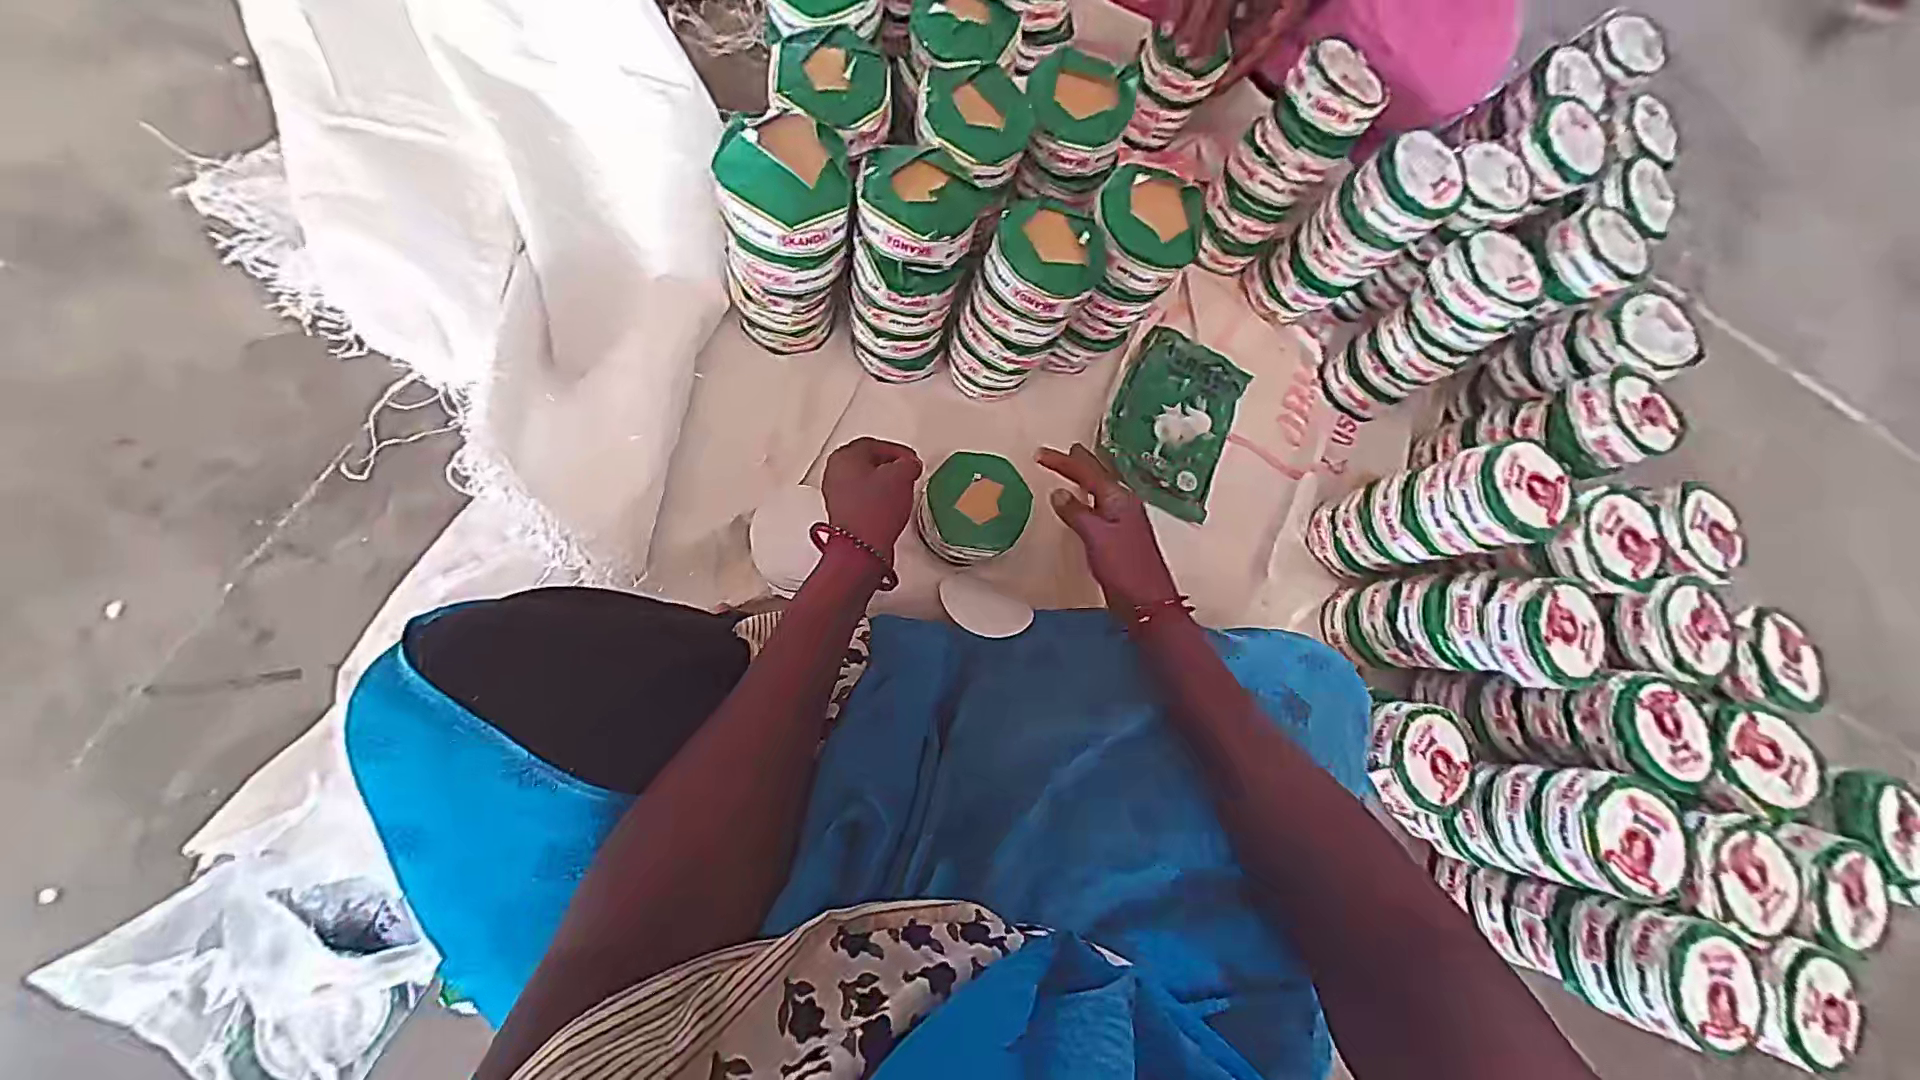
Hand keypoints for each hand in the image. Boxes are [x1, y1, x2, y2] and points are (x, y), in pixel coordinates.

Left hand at [822, 437, 922, 556]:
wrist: (863, 545)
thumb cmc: (874, 510)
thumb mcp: (902, 476)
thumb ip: (908, 463)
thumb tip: (910, 465)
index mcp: (844, 456)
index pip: (874, 444)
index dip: (897, 450)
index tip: (910, 459)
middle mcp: (835, 473)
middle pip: (866, 461)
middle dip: (888, 465)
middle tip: (905, 470)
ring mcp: (836, 495)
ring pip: (863, 480)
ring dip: (882, 482)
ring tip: (900, 489)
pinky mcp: (843, 514)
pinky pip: (862, 499)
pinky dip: (876, 498)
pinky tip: (889, 506)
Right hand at [1037, 443, 1179, 612]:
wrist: (1147, 601)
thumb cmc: (1124, 567)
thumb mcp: (1095, 536)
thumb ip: (1076, 512)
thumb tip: (1058, 492)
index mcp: (1119, 499)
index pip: (1088, 472)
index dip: (1063, 462)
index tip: (1040, 454)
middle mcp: (1123, 504)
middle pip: (1097, 475)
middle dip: (1077, 463)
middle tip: (1059, 452)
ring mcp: (1123, 519)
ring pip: (1100, 489)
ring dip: (1084, 477)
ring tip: (1070, 467)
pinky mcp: (1119, 535)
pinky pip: (1100, 505)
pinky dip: (1086, 497)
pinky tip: (1082, 501)